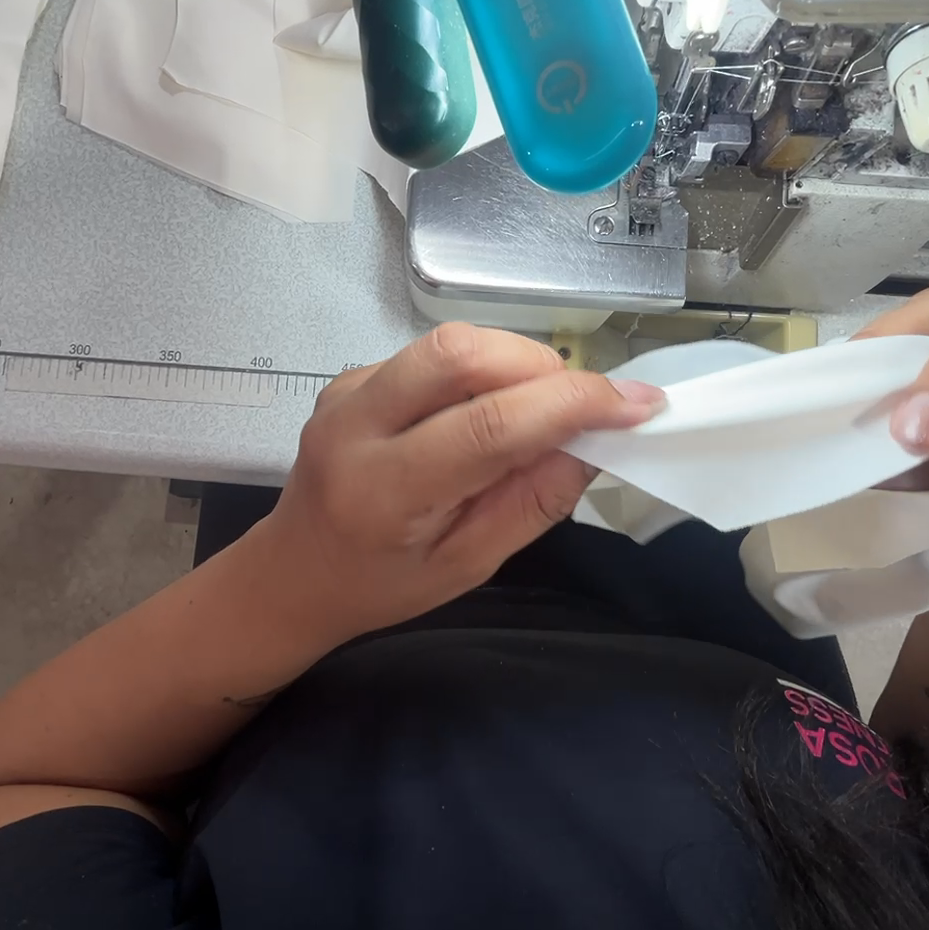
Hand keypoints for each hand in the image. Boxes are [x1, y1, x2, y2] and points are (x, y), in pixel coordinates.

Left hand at [251, 323, 665, 639]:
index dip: (571, 403)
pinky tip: (482, 411)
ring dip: (511, 363)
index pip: (487, 425)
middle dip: (539, 365)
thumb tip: (591, 444)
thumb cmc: (379, 586)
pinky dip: (478, 371)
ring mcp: (346, 392)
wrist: (292, 572)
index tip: (636, 404)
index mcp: (384, 491)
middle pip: (459, 352)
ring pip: (447, 343)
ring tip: (535, 411)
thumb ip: (530, 504)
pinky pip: (429, 354)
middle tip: (576, 407)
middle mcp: (355, 424)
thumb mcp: (465, 566)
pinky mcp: (349, 378)